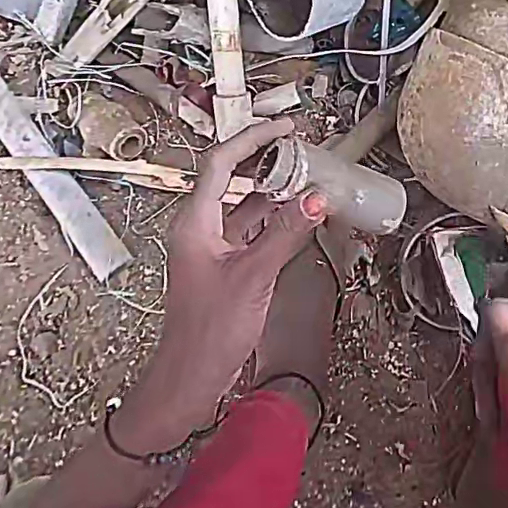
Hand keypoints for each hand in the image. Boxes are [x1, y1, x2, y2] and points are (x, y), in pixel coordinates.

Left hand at [116, 119, 326, 449]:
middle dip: (262, 158)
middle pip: (230, 177)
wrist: (191, 378)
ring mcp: (212, 246)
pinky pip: (249, 228)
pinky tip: (295, 213)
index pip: (220, 163)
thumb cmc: (209, 332)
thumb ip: (285, 234)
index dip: (252, 140)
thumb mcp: (253, 277)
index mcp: (194, 222)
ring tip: (302, 172)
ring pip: (242, 203)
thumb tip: (316, 199)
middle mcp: (199, 227)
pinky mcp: (225, 264)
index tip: (283, 128)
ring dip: (270, 188)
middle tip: (296, 144)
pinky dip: (272, 217)